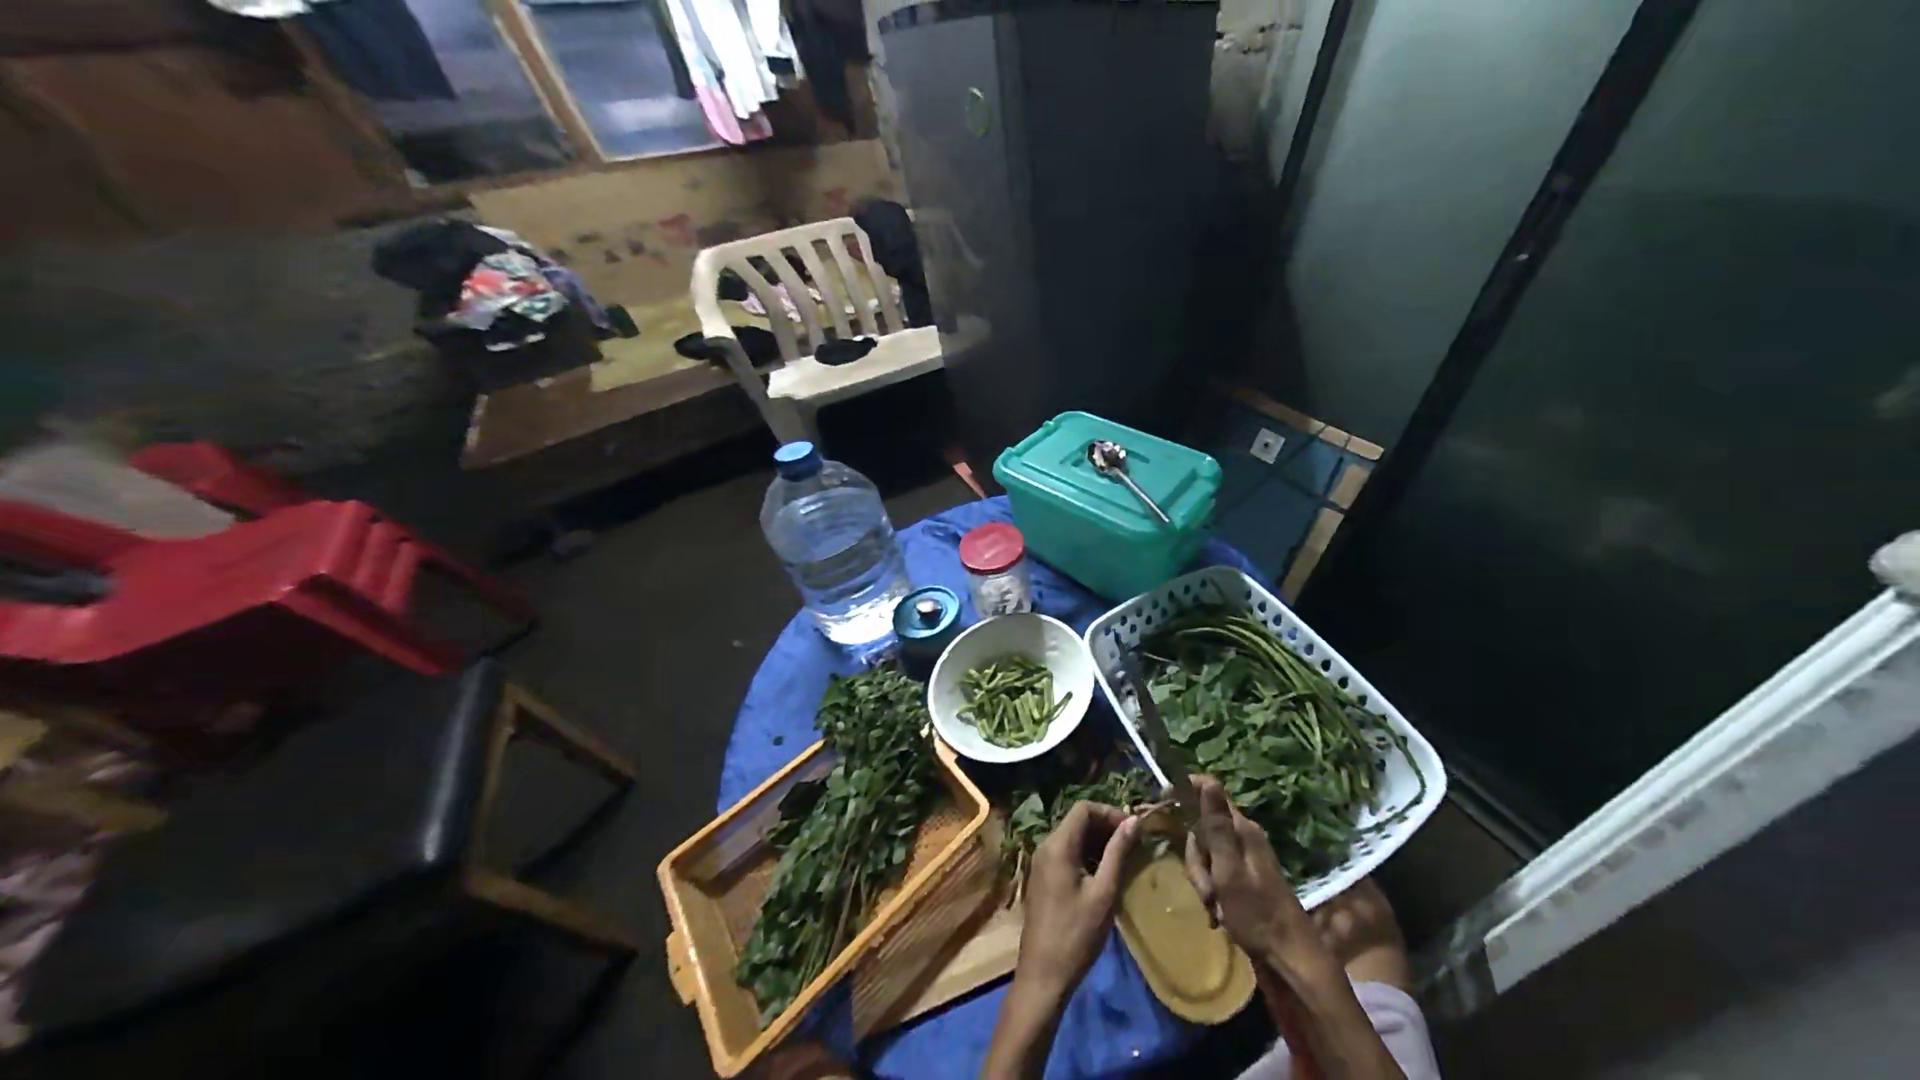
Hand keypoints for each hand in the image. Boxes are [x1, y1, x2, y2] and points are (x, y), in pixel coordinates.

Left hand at [1014, 801, 1139, 1000]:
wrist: (1044, 972)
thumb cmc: (1077, 933)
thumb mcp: (1104, 891)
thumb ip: (1118, 852)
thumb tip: (1134, 821)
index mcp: (1058, 845)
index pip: (1084, 808)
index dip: (1110, 812)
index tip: (1133, 830)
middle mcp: (1046, 846)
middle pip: (1078, 821)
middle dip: (1106, 826)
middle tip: (1134, 844)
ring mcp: (1042, 862)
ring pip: (1073, 837)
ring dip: (1098, 842)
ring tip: (1124, 859)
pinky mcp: (1043, 877)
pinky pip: (1066, 853)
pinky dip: (1087, 855)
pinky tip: (1105, 874)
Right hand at [1182, 775, 1334, 980]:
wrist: (1290, 962)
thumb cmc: (1258, 915)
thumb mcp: (1229, 870)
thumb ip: (1216, 827)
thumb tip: (1207, 780)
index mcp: (1243, 830)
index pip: (1210, 791)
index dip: (1186, 789)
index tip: (1164, 798)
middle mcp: (1243, 838)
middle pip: (1202, 829)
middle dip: (1195, 857)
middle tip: (1205, 886)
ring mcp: (1243, 860)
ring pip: (1205, 854)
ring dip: (1202, 879)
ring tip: (1213, 904)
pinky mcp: (1242, 880)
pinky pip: (1214, 874)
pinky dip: (1211, 891)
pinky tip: (1218, 913)